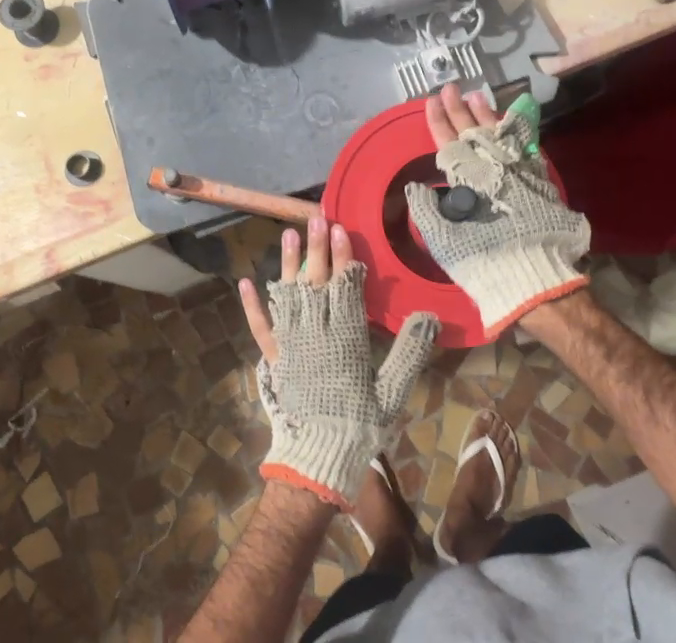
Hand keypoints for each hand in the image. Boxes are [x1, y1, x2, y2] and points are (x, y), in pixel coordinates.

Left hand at [239, 216, 438, 508]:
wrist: (319, 456)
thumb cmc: (360, 425)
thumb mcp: (392, 392)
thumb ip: (409, 352)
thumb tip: (428, 317)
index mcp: (346, 338)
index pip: (345, 288)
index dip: (344, 259)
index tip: (342, 231)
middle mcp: (315, 333)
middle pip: (316, 283)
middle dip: (317, 250)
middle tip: (317, 219)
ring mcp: (291, 344)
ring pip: (288, 296)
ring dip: (286, 265)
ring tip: (288, 235)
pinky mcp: (275, 359)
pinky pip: (261, 328)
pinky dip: (252, 306)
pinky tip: (246, 283)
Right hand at [405, 83, 591, 338]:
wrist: (531, 274)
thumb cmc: (481, 260)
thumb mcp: (442, 240)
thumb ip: (427, 210)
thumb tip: (417, 187)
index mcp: (465, 179)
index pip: (447, 141)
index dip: (437, 120)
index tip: (430, 100)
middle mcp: (491, 167)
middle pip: (472, 131)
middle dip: (458, 109)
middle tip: (450, 88)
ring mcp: (517, 171)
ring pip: (499, 134)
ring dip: (486, 115)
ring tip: (477, 98)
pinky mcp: (538, 180)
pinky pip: (523, 147)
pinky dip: (514, 132)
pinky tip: (510, 123)